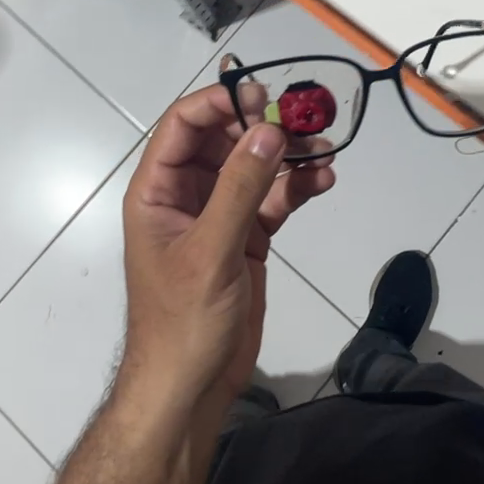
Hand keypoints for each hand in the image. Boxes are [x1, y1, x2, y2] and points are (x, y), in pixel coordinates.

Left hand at [119, 85, 336, 417]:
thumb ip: (240, 188)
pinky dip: (297, 188)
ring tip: (325, 150)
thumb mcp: (211, 251)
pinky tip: (324, 180)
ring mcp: (218, 215)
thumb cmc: (184, 320)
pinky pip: (272, 199)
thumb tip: (268, 130)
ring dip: (288, 157)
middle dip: (263, 127)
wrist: (191, 388)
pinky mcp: (246, 236)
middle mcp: (186, 194)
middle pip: (224, 140)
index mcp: (157, 190)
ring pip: (254, 167)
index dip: (218, 103)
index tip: (262, 95)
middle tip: (307, 121)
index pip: (182, 126)